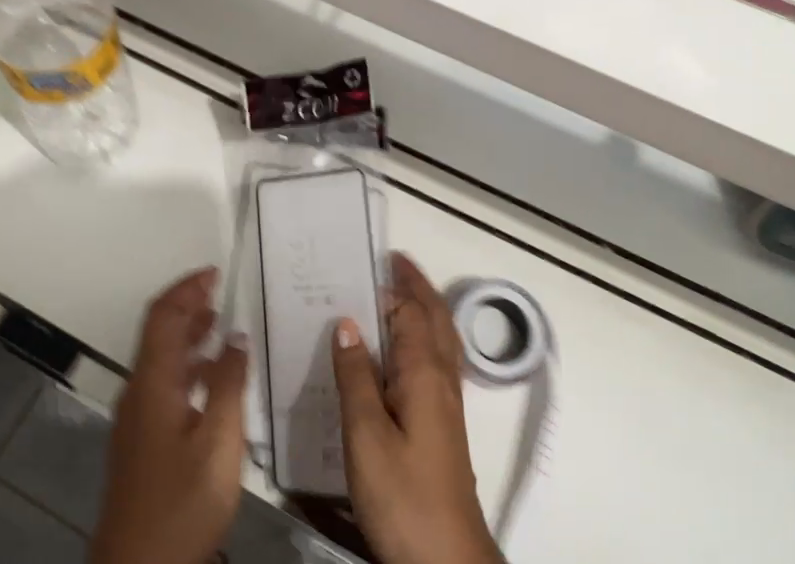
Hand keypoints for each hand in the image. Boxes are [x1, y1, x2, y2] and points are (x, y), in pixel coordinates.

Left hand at [90, 268, 248, 563]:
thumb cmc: (182, 501)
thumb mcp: (219, 441)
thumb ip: (228, 384)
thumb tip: (235, 337)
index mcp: (153, 384)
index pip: (163, 317)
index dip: (186, 289)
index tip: (215, 272)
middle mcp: (138, 393)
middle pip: (158, 334)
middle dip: (187, 307)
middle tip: (222, 291)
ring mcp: (136, 419)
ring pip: (161, 360)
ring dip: (188, 337)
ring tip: (222, 326)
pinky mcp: (142, 441)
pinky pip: (164, 384)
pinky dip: (188, 367)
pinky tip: (213, 380)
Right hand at [332, 253, 501, 563]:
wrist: (446, 556)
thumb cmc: (402, 493)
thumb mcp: (366, 435)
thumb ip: (356, 376)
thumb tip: (348, 321)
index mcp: (424, 374)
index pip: (410, 314)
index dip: (392, 287)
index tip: (369, 261)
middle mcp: (442, 380)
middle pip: (435, 319)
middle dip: (417, 287)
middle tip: (393, 261)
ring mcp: (447, 404)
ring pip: (440, 340)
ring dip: (423, 309)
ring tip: (398, 293)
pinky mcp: (444, 425)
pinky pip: (436, 363)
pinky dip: (423, 339)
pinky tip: (403, 352)